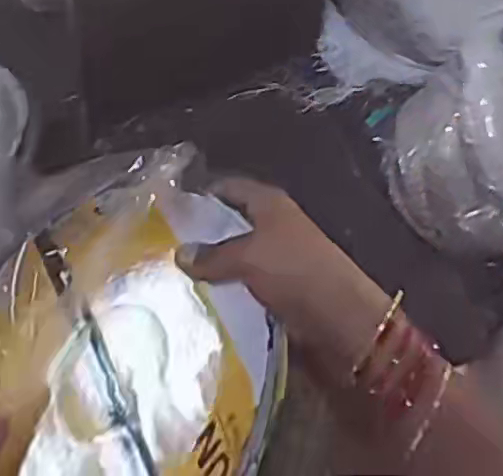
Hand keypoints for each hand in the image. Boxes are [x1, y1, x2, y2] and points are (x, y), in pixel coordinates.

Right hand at [178, 177, 393, 375]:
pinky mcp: (279, 285)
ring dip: (212, 265)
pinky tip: (200, 299)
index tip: (168, 207)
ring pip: (236, 254)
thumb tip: (180, 253)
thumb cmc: (295, 271)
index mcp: (269, 203)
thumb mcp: (250, 257)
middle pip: (231, 221)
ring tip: (173, 276)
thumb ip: (214, 255)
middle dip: (202, 233)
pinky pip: (244, 281)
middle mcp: (273, 223)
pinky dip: (226, 287)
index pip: (229, 187)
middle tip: (163, 246)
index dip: (202, 193)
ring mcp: (277, 255)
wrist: (339, 316)